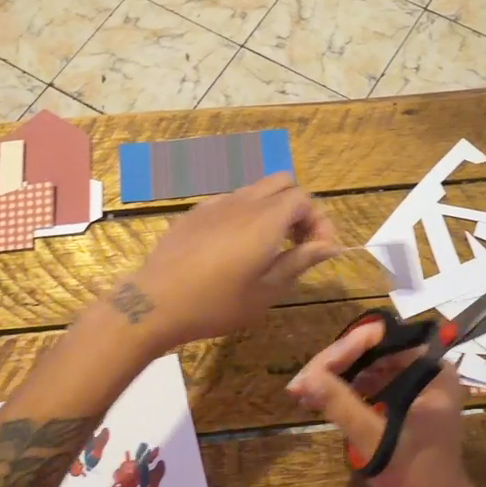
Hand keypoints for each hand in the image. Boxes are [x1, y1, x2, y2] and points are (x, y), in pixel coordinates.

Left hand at [109, 174, 340, 347]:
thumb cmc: (217, 303)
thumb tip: (329, 245)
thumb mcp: (267, 290)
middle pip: (282, 182)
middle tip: (298, 242)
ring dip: (271, 209)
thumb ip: (300, 261)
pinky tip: (234, 248)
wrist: (156, 303)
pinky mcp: (195, 213)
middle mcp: (243, 201)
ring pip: (255, 190)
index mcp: (266, 218)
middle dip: (298, 207)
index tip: (320, 250)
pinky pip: (230, 202)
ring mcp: (215, 204)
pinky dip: (245, 215)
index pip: (304, 199)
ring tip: (268, 247)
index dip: (319, 221)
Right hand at [287, 322, 483, 486]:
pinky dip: (347, 390)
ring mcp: (416, 385)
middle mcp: (426, 369)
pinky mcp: (405, 401)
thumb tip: (304, 378)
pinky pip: (373, 383)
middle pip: (372, 350)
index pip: (381, 338)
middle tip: (300, 385)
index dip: (343, 349)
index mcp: (430, 369)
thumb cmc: (415, 475)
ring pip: (368, 365)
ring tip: (303, 392)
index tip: (311, 373)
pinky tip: (321, 400)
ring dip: (336, 376)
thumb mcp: (374, 438)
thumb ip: (340, 403)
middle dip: (334, 364)